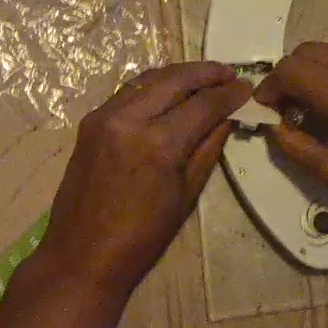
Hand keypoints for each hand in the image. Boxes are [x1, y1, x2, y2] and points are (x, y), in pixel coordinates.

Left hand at [39, 62, 249, 296]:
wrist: (80, 255)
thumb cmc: (142, 236)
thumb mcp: (186, 193)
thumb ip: (208, 147)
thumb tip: (228, 115)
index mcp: (159, 143)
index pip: (203, 104)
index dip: (228, 93)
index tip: (247, 86)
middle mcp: (130, 118)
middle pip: (175, 79)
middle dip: (206, 72)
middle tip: (228, 72)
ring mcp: (105, 115)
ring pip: (149, 78)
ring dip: (179, 74)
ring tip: (204, 77)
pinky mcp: (91, 119)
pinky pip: (129, 91)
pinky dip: (154, 85)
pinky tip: (170, 90)